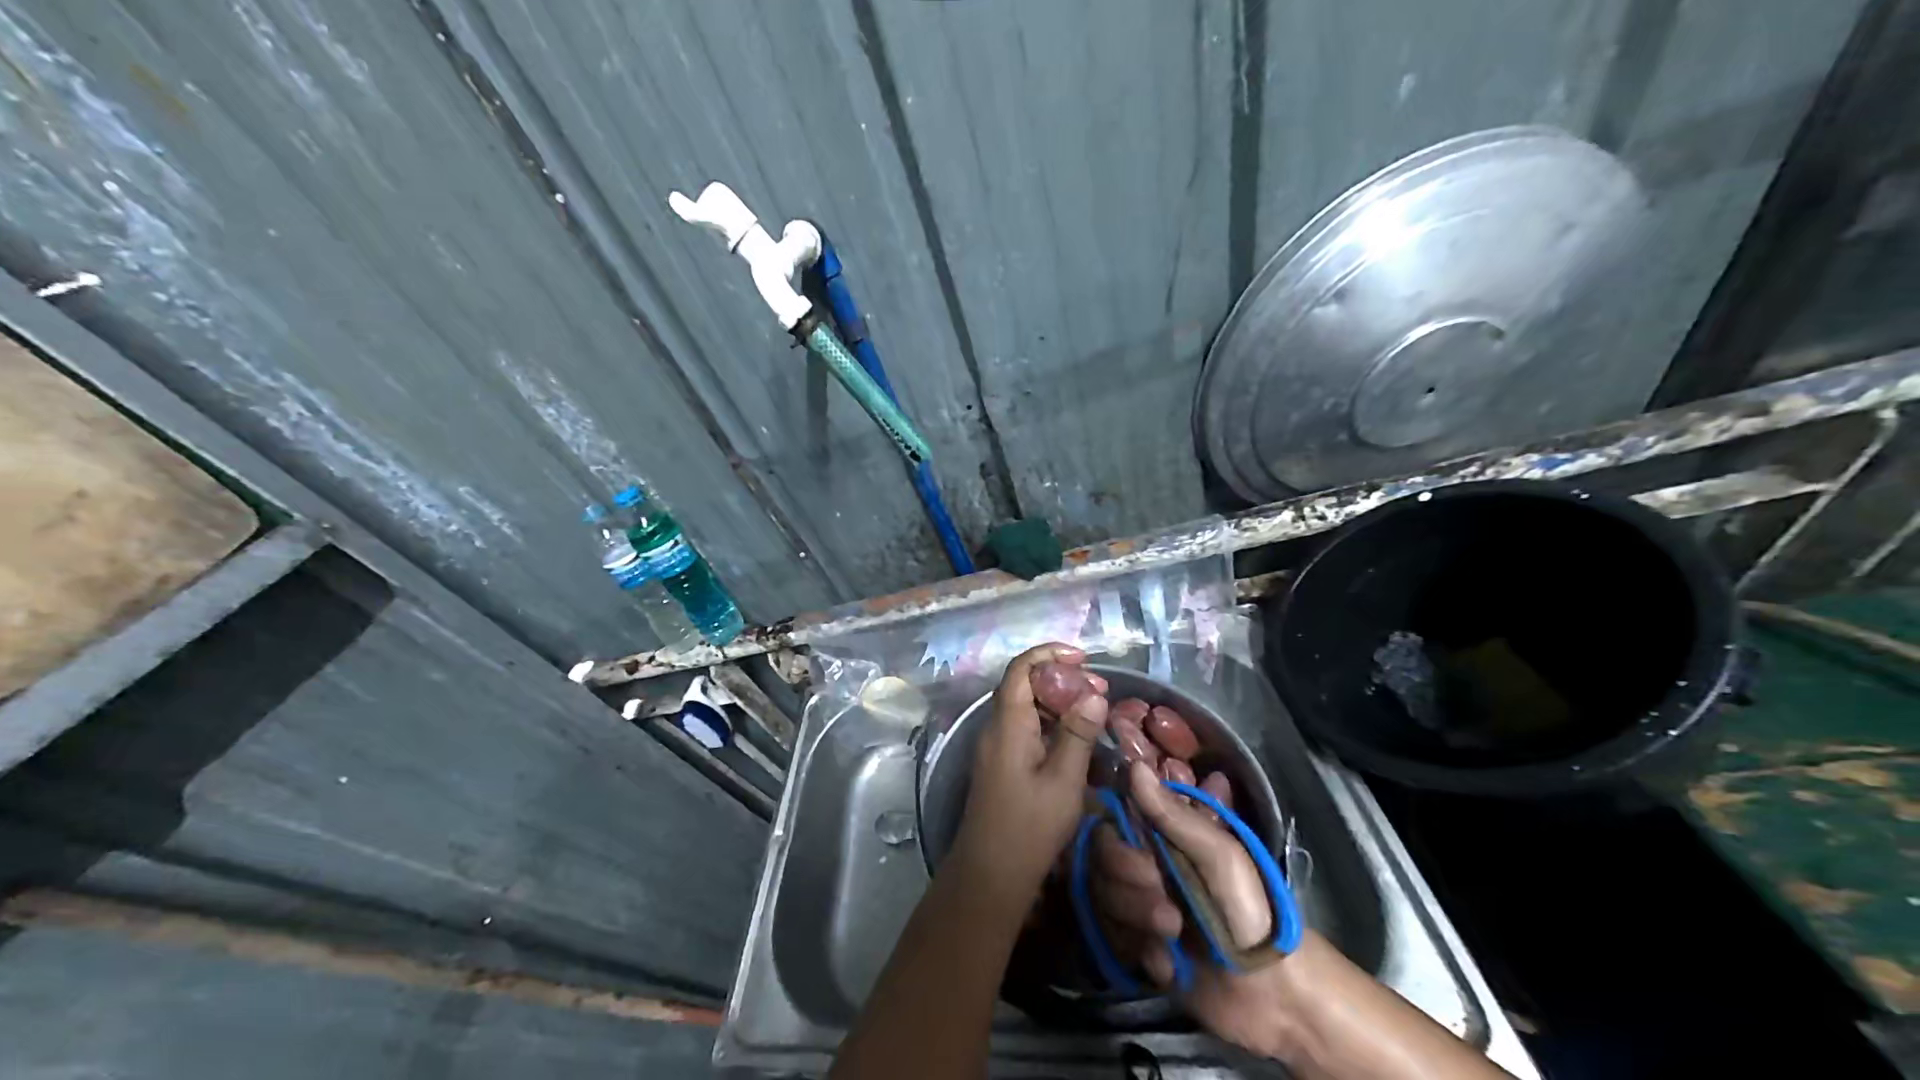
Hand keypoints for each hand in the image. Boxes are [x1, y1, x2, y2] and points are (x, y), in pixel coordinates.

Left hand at [950, 643, 1109, 901]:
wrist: (990, 874)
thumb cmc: (1028, 827)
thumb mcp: (1063, 780)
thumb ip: (1078, 734)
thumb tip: (1093, 694)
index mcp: (1008, 724)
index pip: (1021, 669)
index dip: (1049, 654)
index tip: (1082, 658)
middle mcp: (996, 728)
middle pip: (1023, 685)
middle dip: (1060, 678)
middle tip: (1098, 690)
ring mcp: (996, 747)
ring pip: (1025, 708)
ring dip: (1057, 702)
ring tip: (1094, 711)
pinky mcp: (1001, 764)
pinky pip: (1025, 729)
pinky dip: (1050, 724)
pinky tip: (1076, 739)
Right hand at [1097, 765, 1513, 1077]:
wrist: (1278, 998)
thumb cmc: (1258, 915)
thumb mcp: (1220, 855)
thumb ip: (1175, 811)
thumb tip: (1133, 763)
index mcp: (1175, 824)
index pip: (1121, 799)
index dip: (1116, 817)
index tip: (1128, 840)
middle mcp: (1155, 852)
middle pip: (1105, 850)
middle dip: (1129, 881)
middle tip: (1165, 905)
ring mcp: (1146, 896)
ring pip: (1105, 892)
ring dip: (1136, 920)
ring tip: (1174, 940)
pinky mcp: (1141, 938)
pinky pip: (1113, 931)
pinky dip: (1138, 949)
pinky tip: (1170, 960)